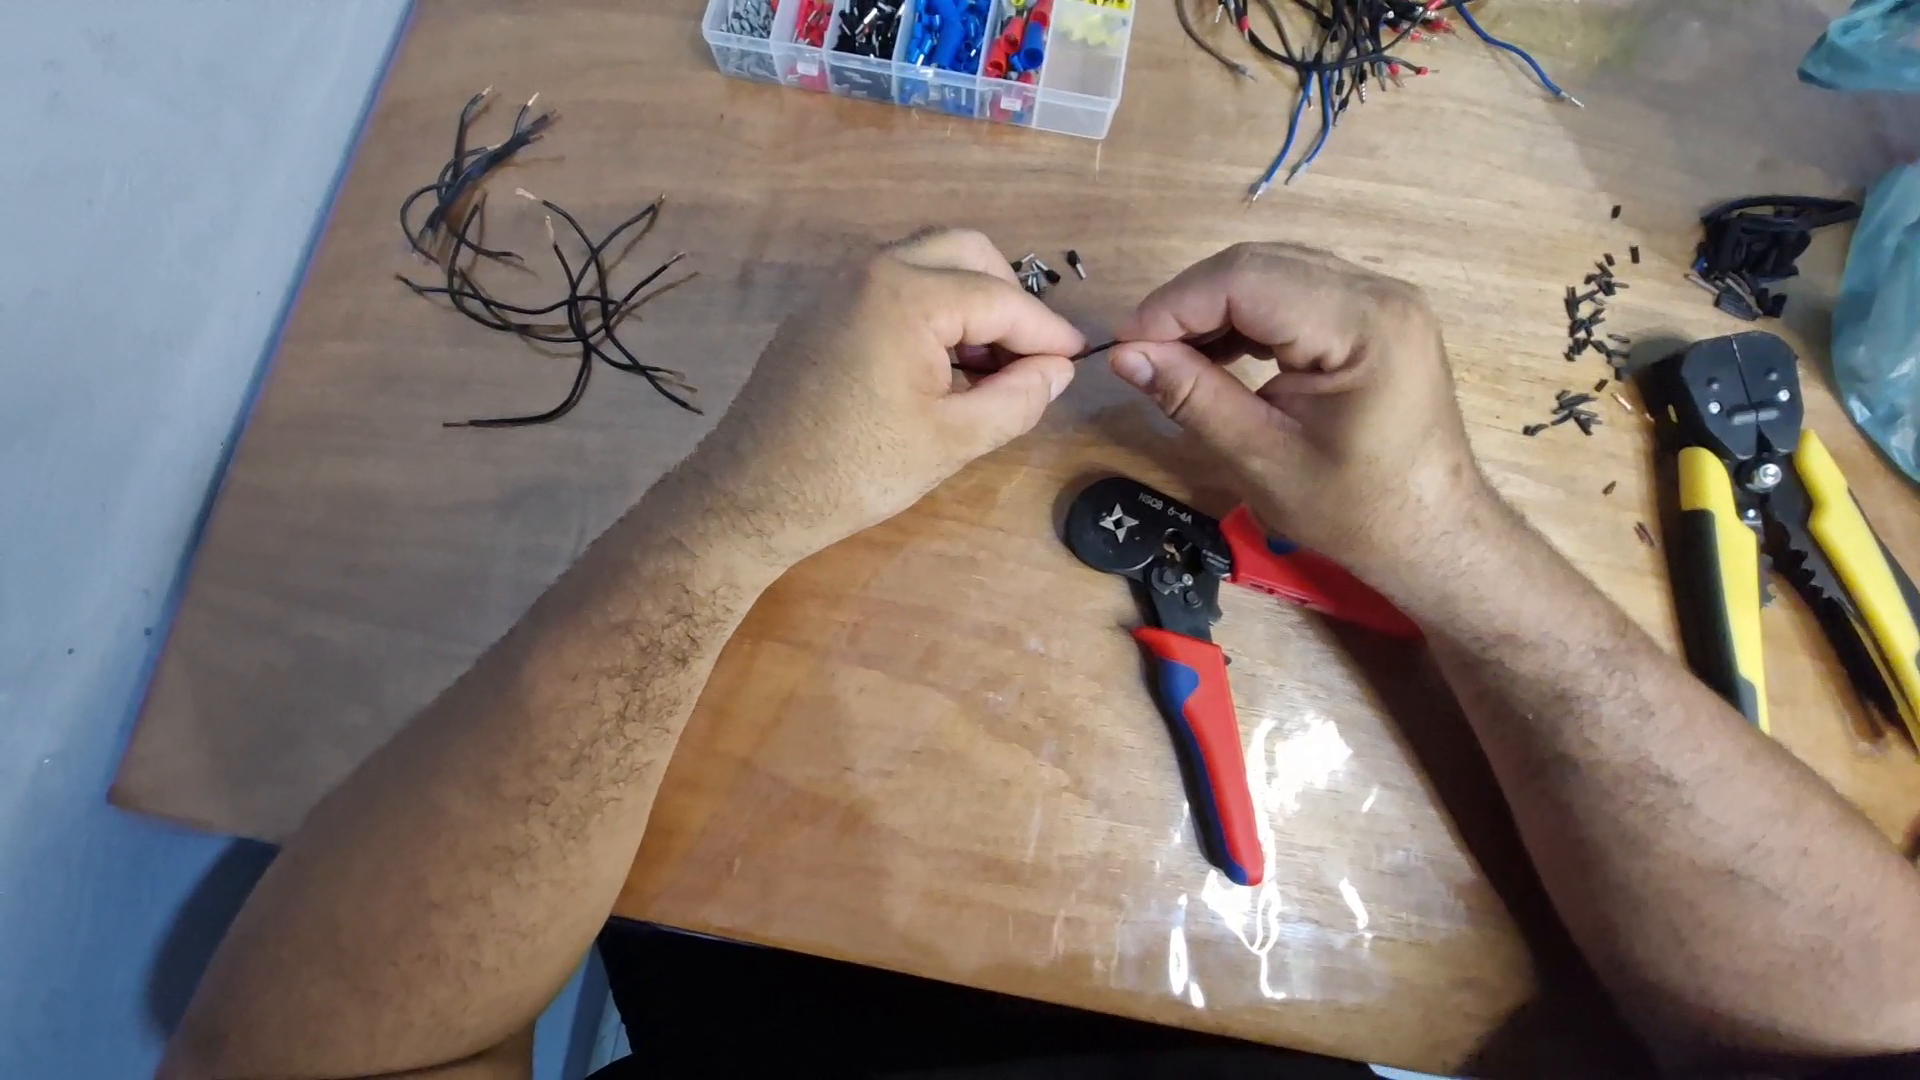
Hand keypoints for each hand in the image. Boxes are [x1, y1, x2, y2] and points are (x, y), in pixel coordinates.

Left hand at [688, 229, 1084, 562]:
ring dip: (968, 304)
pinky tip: (938, 369)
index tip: (1075, 358)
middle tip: (1028, 356)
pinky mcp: (820, 314)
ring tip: (988, 369)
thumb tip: (1057, 370)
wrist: (752, 496)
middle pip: (965, 253)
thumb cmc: (857, 471)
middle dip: (1007, 299)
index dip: (1045, 331)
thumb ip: (1019, 398)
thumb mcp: (953, 441)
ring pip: (926, 266)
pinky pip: (891, 291)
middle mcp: (869, 270)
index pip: (1000, 298)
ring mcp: (838, 288)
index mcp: (906, 294)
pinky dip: (930, 314)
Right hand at [1110, 243, 1493, 587]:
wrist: (1429, 532)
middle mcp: (1378, 292)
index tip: (1123, 347)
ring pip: (1269, 273)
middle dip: (1186, 305)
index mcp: (1362, 325)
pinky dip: (1241, 318)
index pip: (1245, 280)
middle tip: (1139, 354)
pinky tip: (1213, 354)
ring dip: (1209, 310)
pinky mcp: (1369, 316)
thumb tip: (1124, 356)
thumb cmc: (1352, 510)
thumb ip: (1192, 398)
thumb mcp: (1261, 458)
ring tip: (1169, 357)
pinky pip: (1289, 294)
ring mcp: (1378, 299)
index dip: (1172, 306)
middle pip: (1256, 265)